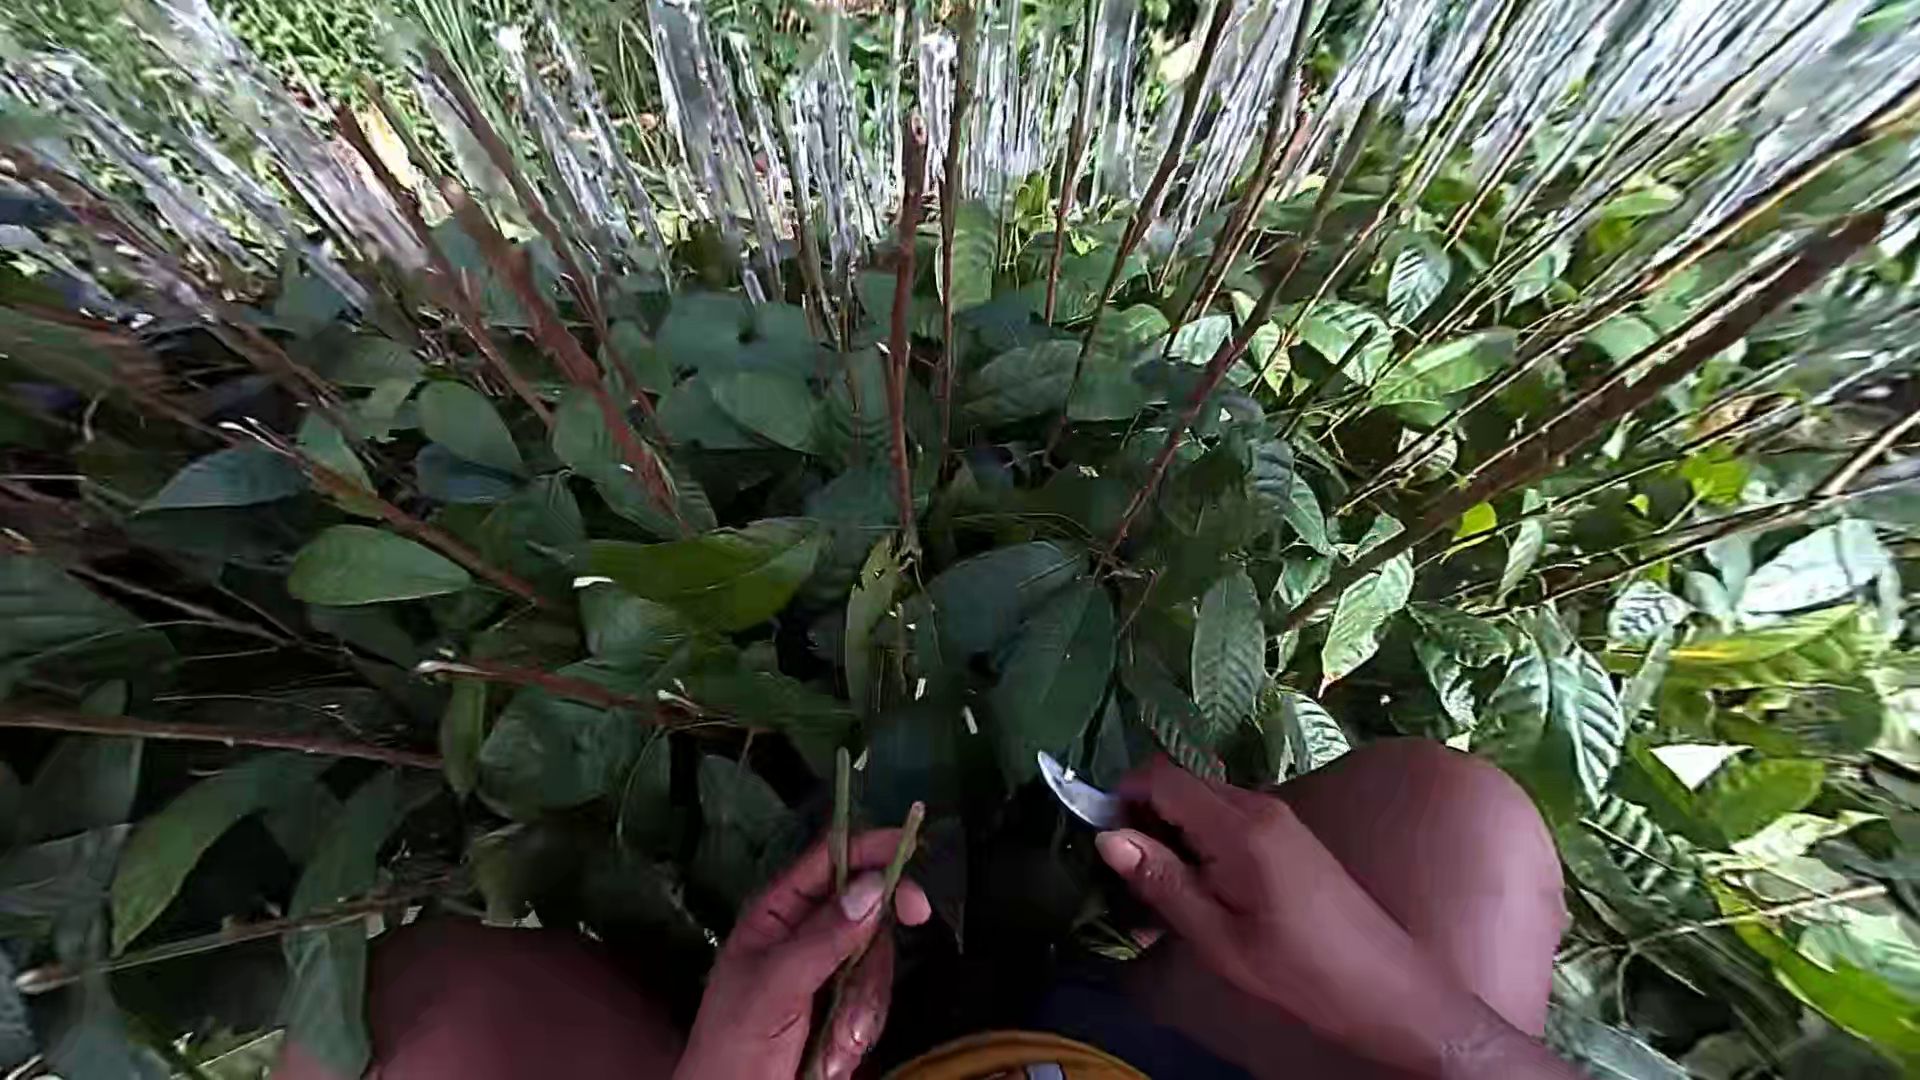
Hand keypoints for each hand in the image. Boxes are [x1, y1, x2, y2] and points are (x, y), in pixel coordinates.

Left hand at [675, 830, 932, 1079]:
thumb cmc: (734, 1048)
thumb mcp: (773, 989)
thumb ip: (823, 936)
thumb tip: (873, 885)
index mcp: (780, 911)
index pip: (830, 859)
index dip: (869, 845)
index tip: (909, 844)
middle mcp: (809, 930)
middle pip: (866, 900)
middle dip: (883, 923)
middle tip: (918, 914)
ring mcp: (829, 968)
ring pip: (877, 951)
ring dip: (865, 996)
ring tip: (835, 1039)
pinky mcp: (845, 1005)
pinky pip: (877, 994)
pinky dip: (863, 1026)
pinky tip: (834, 1055)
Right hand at [1095, 757, 1576, 1078]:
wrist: (1396, 996)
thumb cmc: (1302, 974)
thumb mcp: (1220, 940)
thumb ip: (1161, 881)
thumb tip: (1105, 836)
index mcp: (1239, 826)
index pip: (1162, 776)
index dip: (1124, 794)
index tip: (1107, 836)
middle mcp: (1254, 803)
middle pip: (1177, 778)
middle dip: (1142, 810)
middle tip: (1129, 867)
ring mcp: (1272, 812)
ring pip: (1196, 794)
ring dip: (1167, 824)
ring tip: (1158, 883)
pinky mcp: (1281, 828)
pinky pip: (1221, 811)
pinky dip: (1194, 833)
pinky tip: (1195, 881)